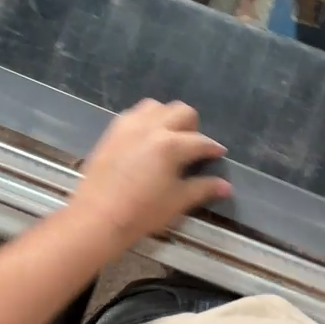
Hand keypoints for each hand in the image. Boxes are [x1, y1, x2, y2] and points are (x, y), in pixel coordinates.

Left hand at [68, 100, 232, 252]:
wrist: (98, 217)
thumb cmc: (141, 212)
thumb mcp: (177, 201)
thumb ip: (203, 188)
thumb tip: (226, 186)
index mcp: (171, 145)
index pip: (201, 141)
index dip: (213, 148)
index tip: (218, 154)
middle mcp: (152, 127)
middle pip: (182, 111)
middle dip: (192, 126)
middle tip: (192, 146)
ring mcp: (129, 126)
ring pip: (157, 106)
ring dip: (168, 117)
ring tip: (168, 138)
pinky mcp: (113, 131)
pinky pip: (134, 114)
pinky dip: (146, 120)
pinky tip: (146, 139)